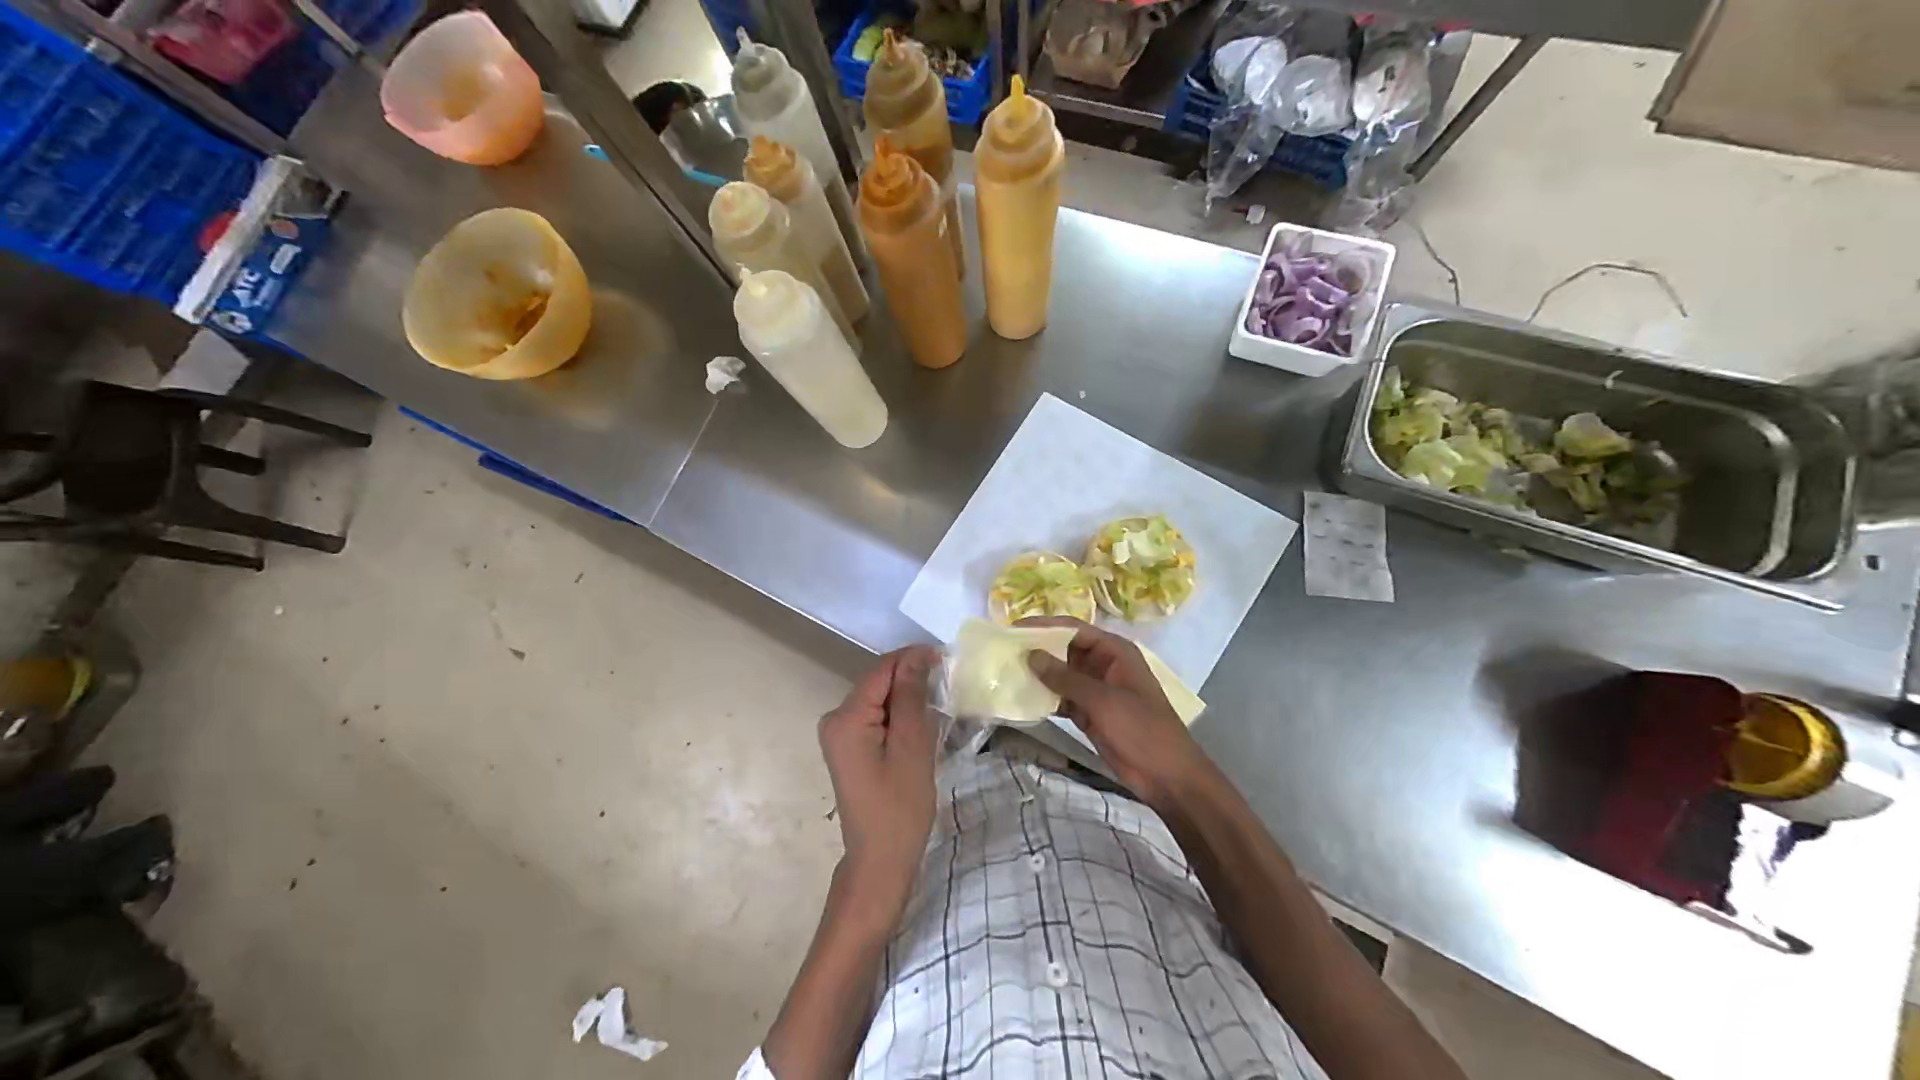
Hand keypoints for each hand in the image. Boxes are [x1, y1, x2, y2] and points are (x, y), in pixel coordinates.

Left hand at [817, 645, 939, 917]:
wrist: (881, 860)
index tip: (946, 657)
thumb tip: (916, 655)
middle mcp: (834, 720)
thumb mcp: (911, 746)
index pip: (880, 670)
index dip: (912, 658)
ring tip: (938, 700)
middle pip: (876, 682)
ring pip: (877, 699)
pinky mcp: (848, 747)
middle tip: (947, 681)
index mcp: (846, 719)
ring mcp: (838, 735)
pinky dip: (897, 714)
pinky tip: (919, 722)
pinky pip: (874, 717)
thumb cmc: (900, 806)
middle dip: (910, 677)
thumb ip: (910, 696)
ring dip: (906, 696)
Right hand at [1021, 618, 1211, 809]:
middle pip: (1064, 649)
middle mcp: (1104, 664)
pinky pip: (1062, 698)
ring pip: (1061, 674)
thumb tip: (1031, 655)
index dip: (1043, 626)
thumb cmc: (1142, 729)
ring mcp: (1096, 689)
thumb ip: (1066, 678)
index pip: (1073, 628)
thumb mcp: (1103, 701)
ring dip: (1038, 675)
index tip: (1012, 630)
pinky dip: (1045, 698)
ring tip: (1004, 673)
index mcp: (1115, 651)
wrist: (1167, 776)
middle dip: (1037, 650)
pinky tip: (1021, 698)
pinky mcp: (1090, 713)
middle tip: (1002, 652)